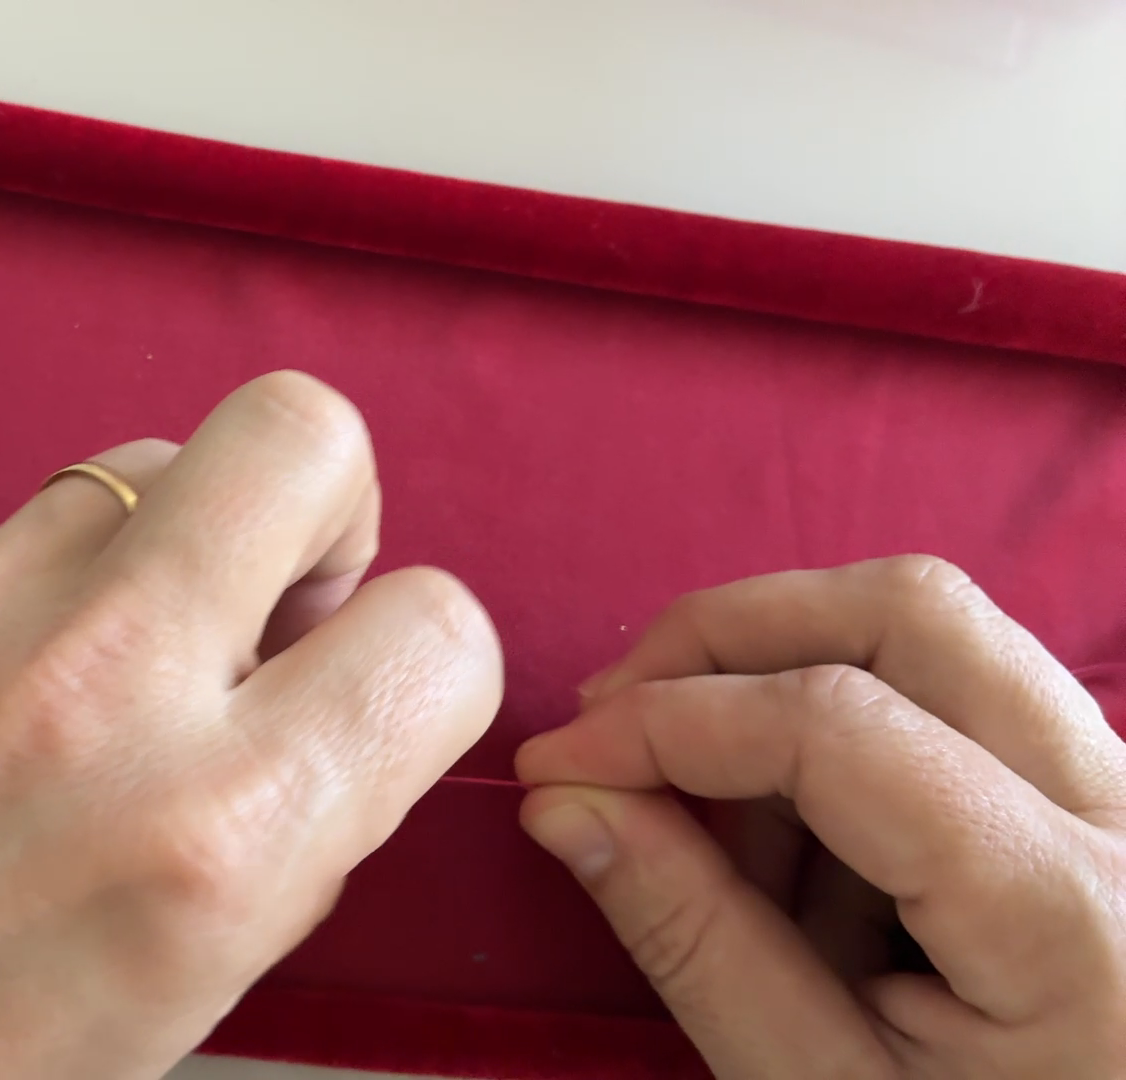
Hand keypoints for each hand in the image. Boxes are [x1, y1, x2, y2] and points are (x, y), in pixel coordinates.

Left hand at [0, 373, 503, 1078]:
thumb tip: (319, 659)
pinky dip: (25, 586)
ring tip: (99, 644)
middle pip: (296, 433)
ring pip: (143, 463)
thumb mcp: (204, 964)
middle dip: (318, 489)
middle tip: (265, 573)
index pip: (435, 632)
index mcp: (219, 832)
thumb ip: (298, 794)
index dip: (421, 644)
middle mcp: (96, 691)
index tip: (356, 665)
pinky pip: (6, 526)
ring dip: (159, 540)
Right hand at [516, 556, 1125, 1078]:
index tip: (551, 764)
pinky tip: (768, 834)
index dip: (656, 722)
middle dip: (719, 633)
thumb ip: (685, 934)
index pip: (827, 728)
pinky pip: (918, 690)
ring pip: (913, 628)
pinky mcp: (1081, 798)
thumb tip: (556, 801)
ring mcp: (1123, 796)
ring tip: (688, 788)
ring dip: (754, 672)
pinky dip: (797, 723)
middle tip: (618, 704)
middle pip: (904, 612)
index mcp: (1087, 920)